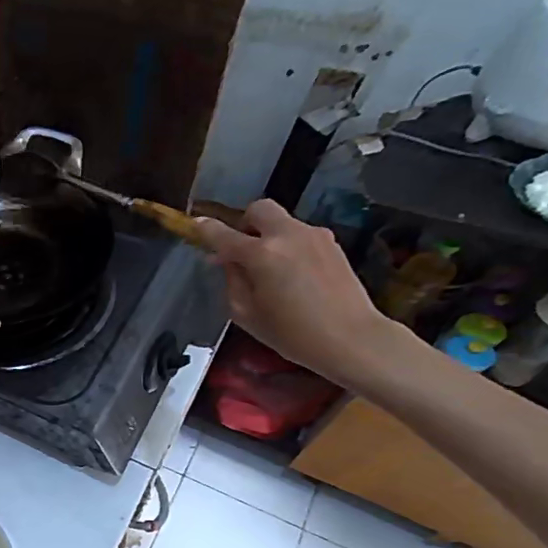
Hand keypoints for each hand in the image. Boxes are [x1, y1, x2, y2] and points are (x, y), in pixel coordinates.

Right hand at [193, 200, 396, 385]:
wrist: (350, 337)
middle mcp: (287, 235)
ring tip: (273, 271)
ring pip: (282, 222)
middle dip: (246, 224)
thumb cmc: (293, 335)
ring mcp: (313, 235)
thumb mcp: (248, 316)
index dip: (207, 229)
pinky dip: (290, 247)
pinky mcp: (331, 242)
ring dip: (270, 237)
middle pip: (258, 209)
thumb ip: (233, 282)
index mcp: (261, 254)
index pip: (224, 235)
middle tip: (244, 250)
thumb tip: (228, 261)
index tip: (197, 224)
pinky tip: (297, 277)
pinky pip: (301, 235)